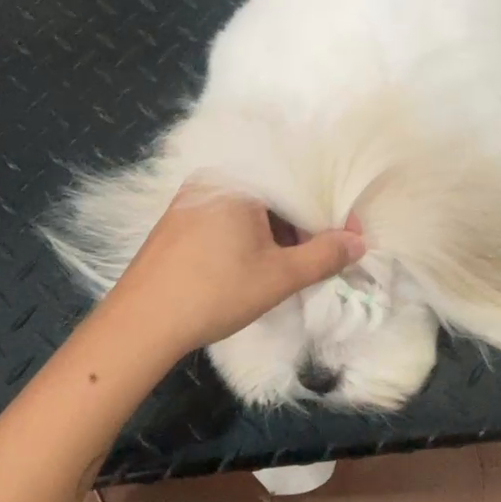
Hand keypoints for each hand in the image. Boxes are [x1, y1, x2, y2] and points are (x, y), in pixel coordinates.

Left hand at [99, 184, 365, 359]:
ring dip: (277, 233)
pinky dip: (251, 235)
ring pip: (251, 208)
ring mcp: (193, 199)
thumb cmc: (214, 291)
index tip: (347, 239)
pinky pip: (228, 217)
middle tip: (323, 255)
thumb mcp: (279, 277)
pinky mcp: (179, 220)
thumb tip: (358, 242)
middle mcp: (214, 179)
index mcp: (238, 178)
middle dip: (302, 225)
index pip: (298, 183)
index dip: (327, 212)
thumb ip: (324, 256)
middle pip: (274, 194)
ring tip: (292, 265)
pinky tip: (258, 264)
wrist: (141, 323)